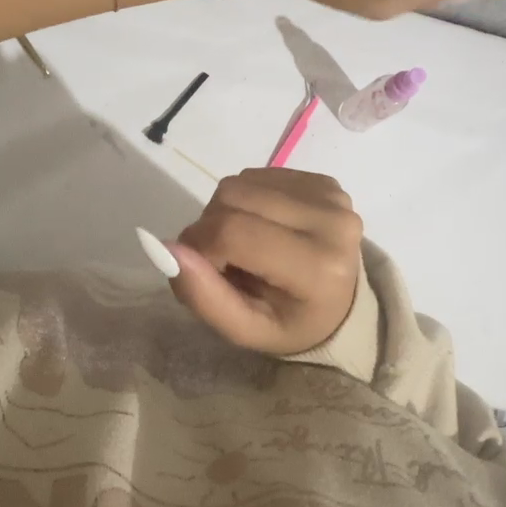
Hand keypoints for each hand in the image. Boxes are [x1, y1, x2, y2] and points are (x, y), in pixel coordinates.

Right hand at [162, 169, 363, 355]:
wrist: (340, 304)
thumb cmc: (289, 323)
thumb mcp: (245, 330)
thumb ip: (204, 296)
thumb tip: (165, 249)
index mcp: (317, 268)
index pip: (234, 233)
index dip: (199, 246)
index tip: (198, 268)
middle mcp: (332, 223)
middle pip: (232, 199)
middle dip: (209, 228)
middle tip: (220, 260)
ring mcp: (331, 197)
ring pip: (240, 183)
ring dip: (225, 212)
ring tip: (243, 244)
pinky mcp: (325, 181)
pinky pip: (259, 176)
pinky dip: (246, 201)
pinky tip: (263, 226)